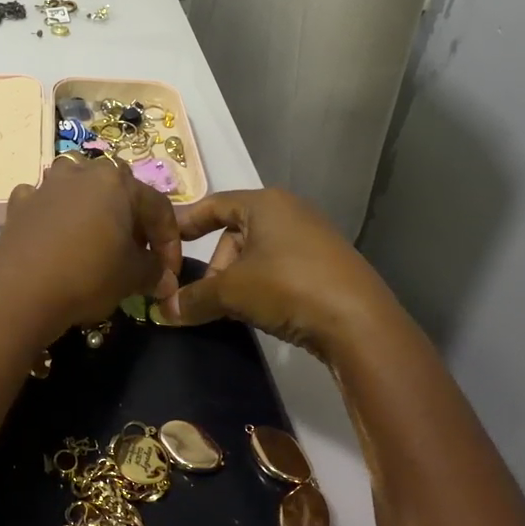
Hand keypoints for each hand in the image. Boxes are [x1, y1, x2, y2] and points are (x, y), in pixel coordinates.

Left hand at [0, 156, 182, 339]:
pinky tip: (57, 236)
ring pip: (80, 188)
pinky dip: (55, 214)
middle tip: (136, 253)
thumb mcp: (132, 276)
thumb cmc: (88, 275)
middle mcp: (84, 173)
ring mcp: (48, 185)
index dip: (170, 241)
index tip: (170, 273)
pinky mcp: (21, 203)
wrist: (20, 291)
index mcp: (118, 182)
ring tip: (98, 240)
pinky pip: (46, 201)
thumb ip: (154, 271)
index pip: (158, 207)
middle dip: (132, 220)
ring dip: (93, 208)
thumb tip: (163, 277)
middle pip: (119, 191)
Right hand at [163, 188, 396, 358]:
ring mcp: (313, 238)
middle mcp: (290, 211)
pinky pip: (282, 267)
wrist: (360, 323)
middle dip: (217, 265)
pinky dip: (264, 286)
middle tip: (206, 296)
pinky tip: (263, 312)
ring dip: (239, 280)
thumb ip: (195, 297)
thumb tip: (164, 309)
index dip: (186, 223)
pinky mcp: (328, 265)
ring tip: (233, 309)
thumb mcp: (233, 291)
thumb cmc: (288, 287)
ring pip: (259, 254)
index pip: (213, 204)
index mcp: (265, 202)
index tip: (164, 243)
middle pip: (235, 233)